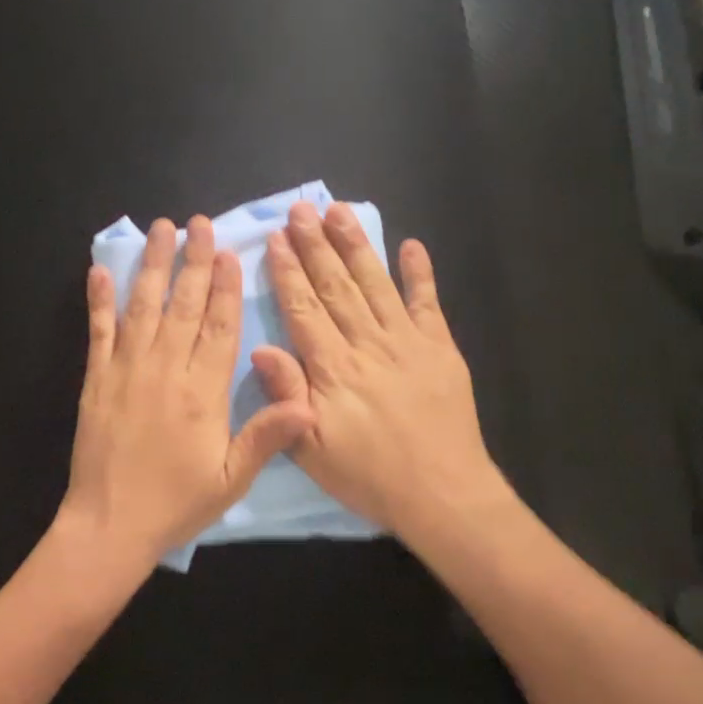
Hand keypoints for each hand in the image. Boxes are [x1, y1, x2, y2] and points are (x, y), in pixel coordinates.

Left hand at [61, 216, 315, 567]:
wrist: (110, 524)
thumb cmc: (176, 504)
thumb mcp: (231, 479)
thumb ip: (265, 436)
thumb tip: (308, 402)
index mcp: (203, 392)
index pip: (220, 327)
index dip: (226, 288)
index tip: (230, 253)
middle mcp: (165, 370)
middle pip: (183, 306)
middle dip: (193, 262)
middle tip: (199, 225)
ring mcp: (126, 371)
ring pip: (143, 308)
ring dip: (153, 266)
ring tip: (161, 230)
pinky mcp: (95, 380)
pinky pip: (98, 332)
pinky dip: (99, 300)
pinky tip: (100, 271)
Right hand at [257, 202, 515, 536]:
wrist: (442, 494)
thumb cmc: (368, 476)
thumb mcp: (311, 448)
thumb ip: (287, 396)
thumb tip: (260, 349)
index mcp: (333, 369)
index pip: (304, 310)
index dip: (289, 273)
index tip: (276, 239)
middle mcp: (368, 345)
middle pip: (336, 286)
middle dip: (316, 246)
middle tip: (301, 209)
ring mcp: (408, 343)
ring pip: (376, 284)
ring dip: (357, 246)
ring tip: (339, 211)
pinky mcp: (441, 350)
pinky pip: (429, 303)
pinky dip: (420, 274)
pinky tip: (411, 245)